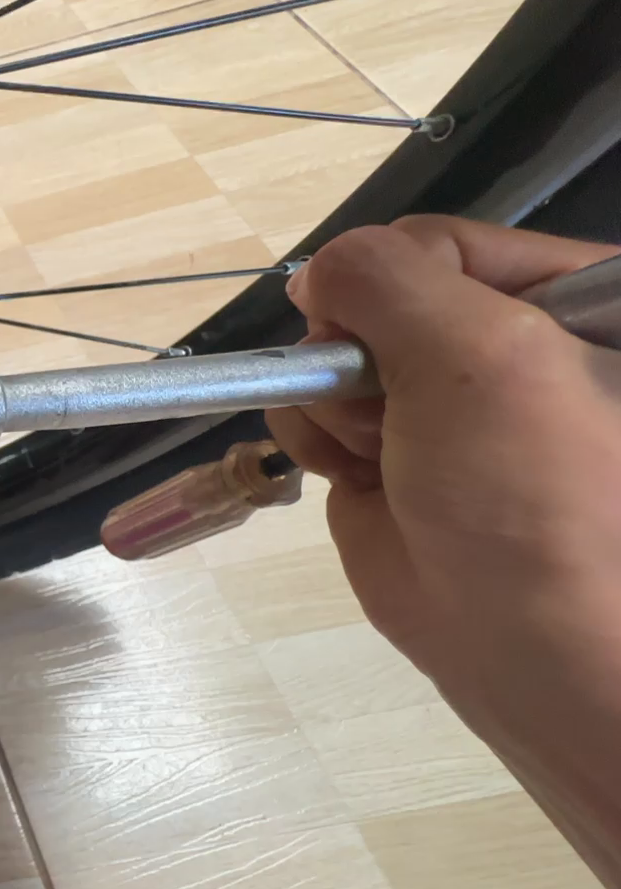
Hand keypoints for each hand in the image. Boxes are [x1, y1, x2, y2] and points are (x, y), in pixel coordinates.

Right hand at [268, 215, 620, 888]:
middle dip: (353, 360)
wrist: (532, 642)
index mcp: (576, 302)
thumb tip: (312, 272)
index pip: (436, 246)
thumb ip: (390, 282)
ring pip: (328, 362)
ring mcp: (443, 402)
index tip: (373, 343)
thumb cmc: (543, 496)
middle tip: (390, 414)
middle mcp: (510, 345)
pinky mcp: (390, 450)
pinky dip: (319, 441)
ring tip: (382, 456)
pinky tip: (360, 475)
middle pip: (369, 306)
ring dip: (332, 408)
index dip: (385, 289)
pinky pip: (314, 413)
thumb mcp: (482, 358)